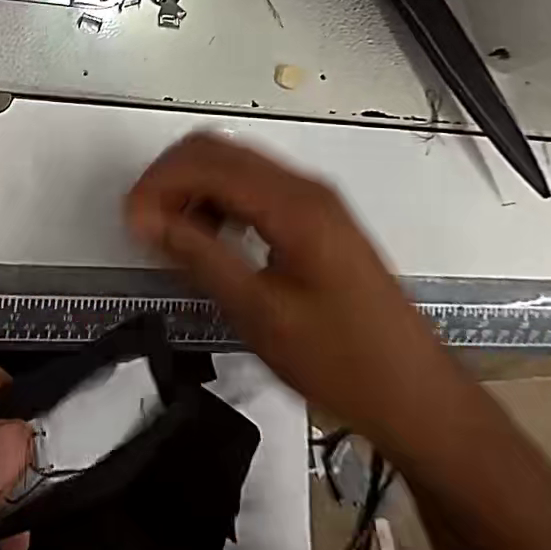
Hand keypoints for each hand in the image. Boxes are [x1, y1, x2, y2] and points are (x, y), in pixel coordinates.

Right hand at [124, 132, 473, 448]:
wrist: (419, 400)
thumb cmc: (342, 362)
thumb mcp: (259, 312)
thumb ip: (199, 255)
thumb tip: (146, 218)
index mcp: (293, 204)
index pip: (203, 162)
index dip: (156, 185)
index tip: (131, 221)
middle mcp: (304, 188)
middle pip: (215, 149)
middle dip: (168, 178)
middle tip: (144, 222)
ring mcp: (312, 199)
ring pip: (230, 163)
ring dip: (189, 187)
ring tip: (169, 232)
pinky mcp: (314, 217)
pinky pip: (250, 185)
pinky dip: (215, 198)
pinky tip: (206, 236)